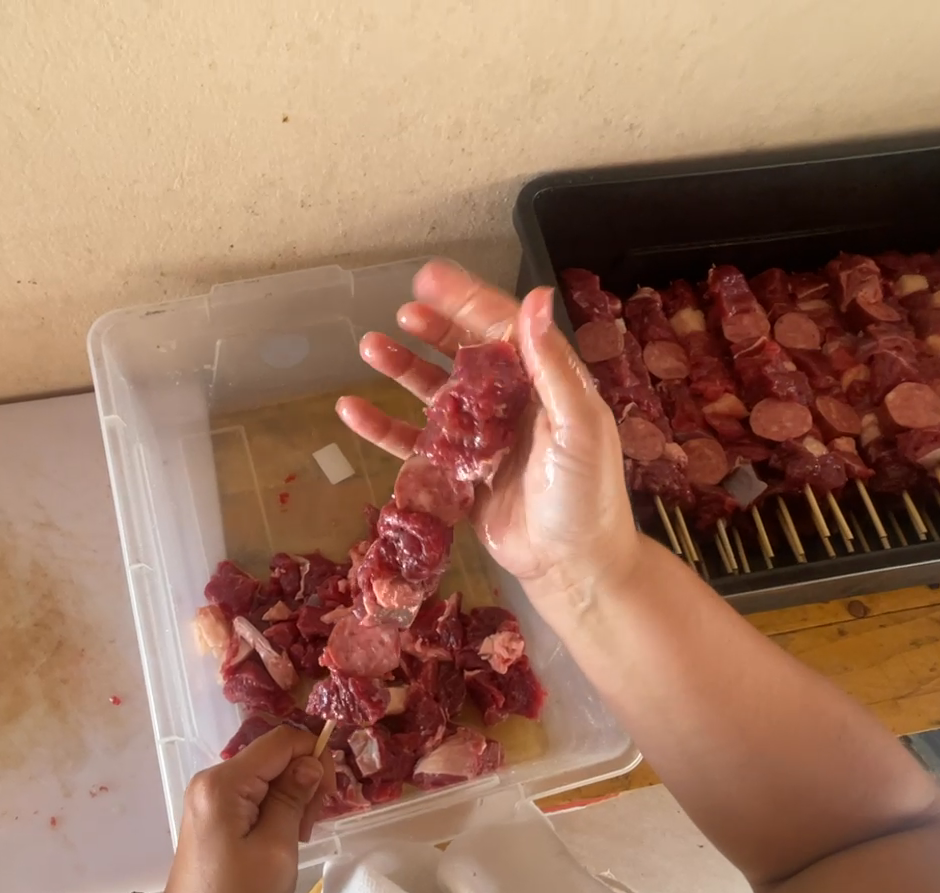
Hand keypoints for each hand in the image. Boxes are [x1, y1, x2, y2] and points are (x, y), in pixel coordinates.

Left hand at [148, 724, 331, 892]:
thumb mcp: (276, 849)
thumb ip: (294, 798)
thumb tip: (312, 762)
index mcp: (224, 783)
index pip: (281, 741)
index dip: (314, 755)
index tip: (330, 793)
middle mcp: (213, 777)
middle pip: (274, 754)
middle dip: (304, 778)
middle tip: (312, 822)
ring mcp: (210, 793)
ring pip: (267, 772)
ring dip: (292, 794)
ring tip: (298, 833)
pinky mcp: (213, 810)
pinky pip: (254, 790)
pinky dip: (276, 804)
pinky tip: (284, 833)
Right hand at [340, 260, 642, 598]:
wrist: (571, 565)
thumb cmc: (585, 496)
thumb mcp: (578, 427)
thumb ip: (554, 367)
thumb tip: (535, 299)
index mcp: (543, 385)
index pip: (500, 329)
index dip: (465, 301)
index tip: (429, 279)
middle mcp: (509, 405)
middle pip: (462, 355)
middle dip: (432, 330)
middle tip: (401, 312)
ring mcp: (479, 440)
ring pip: (433, 394)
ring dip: (403, 370)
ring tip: (370, 347)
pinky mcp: (456, 474)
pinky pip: (412, 444)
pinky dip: (382, 427)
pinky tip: (353, 410)